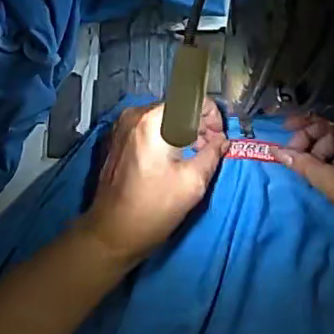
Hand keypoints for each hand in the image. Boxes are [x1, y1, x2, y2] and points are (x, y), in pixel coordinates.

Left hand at [79, 100, 226, 262]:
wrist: (111, 232)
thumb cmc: (153, 209)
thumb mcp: (192, 183)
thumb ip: (212, 154)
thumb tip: (222, 141)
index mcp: (154, 121)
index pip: (193, 101)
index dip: (213, 116)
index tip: (219, 139)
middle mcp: (135, 115)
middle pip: (178, 107)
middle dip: (199, 125)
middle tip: (211, 149)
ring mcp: (123, 125)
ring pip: (164, 117)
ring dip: (184, 131)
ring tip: (196, 156)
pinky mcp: (118, 138)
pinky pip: (149, 127)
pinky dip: (166, 136)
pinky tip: (174, 159)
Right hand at [276, 111, 333, 253]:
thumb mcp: (332, 182)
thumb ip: (303, 163)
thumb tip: (276, 151)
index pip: (328, 113)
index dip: (304, 122)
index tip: (286, 132)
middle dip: (316, 137)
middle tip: (298, 155)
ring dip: (329, 146)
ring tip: (316, 167)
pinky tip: (333, 167)